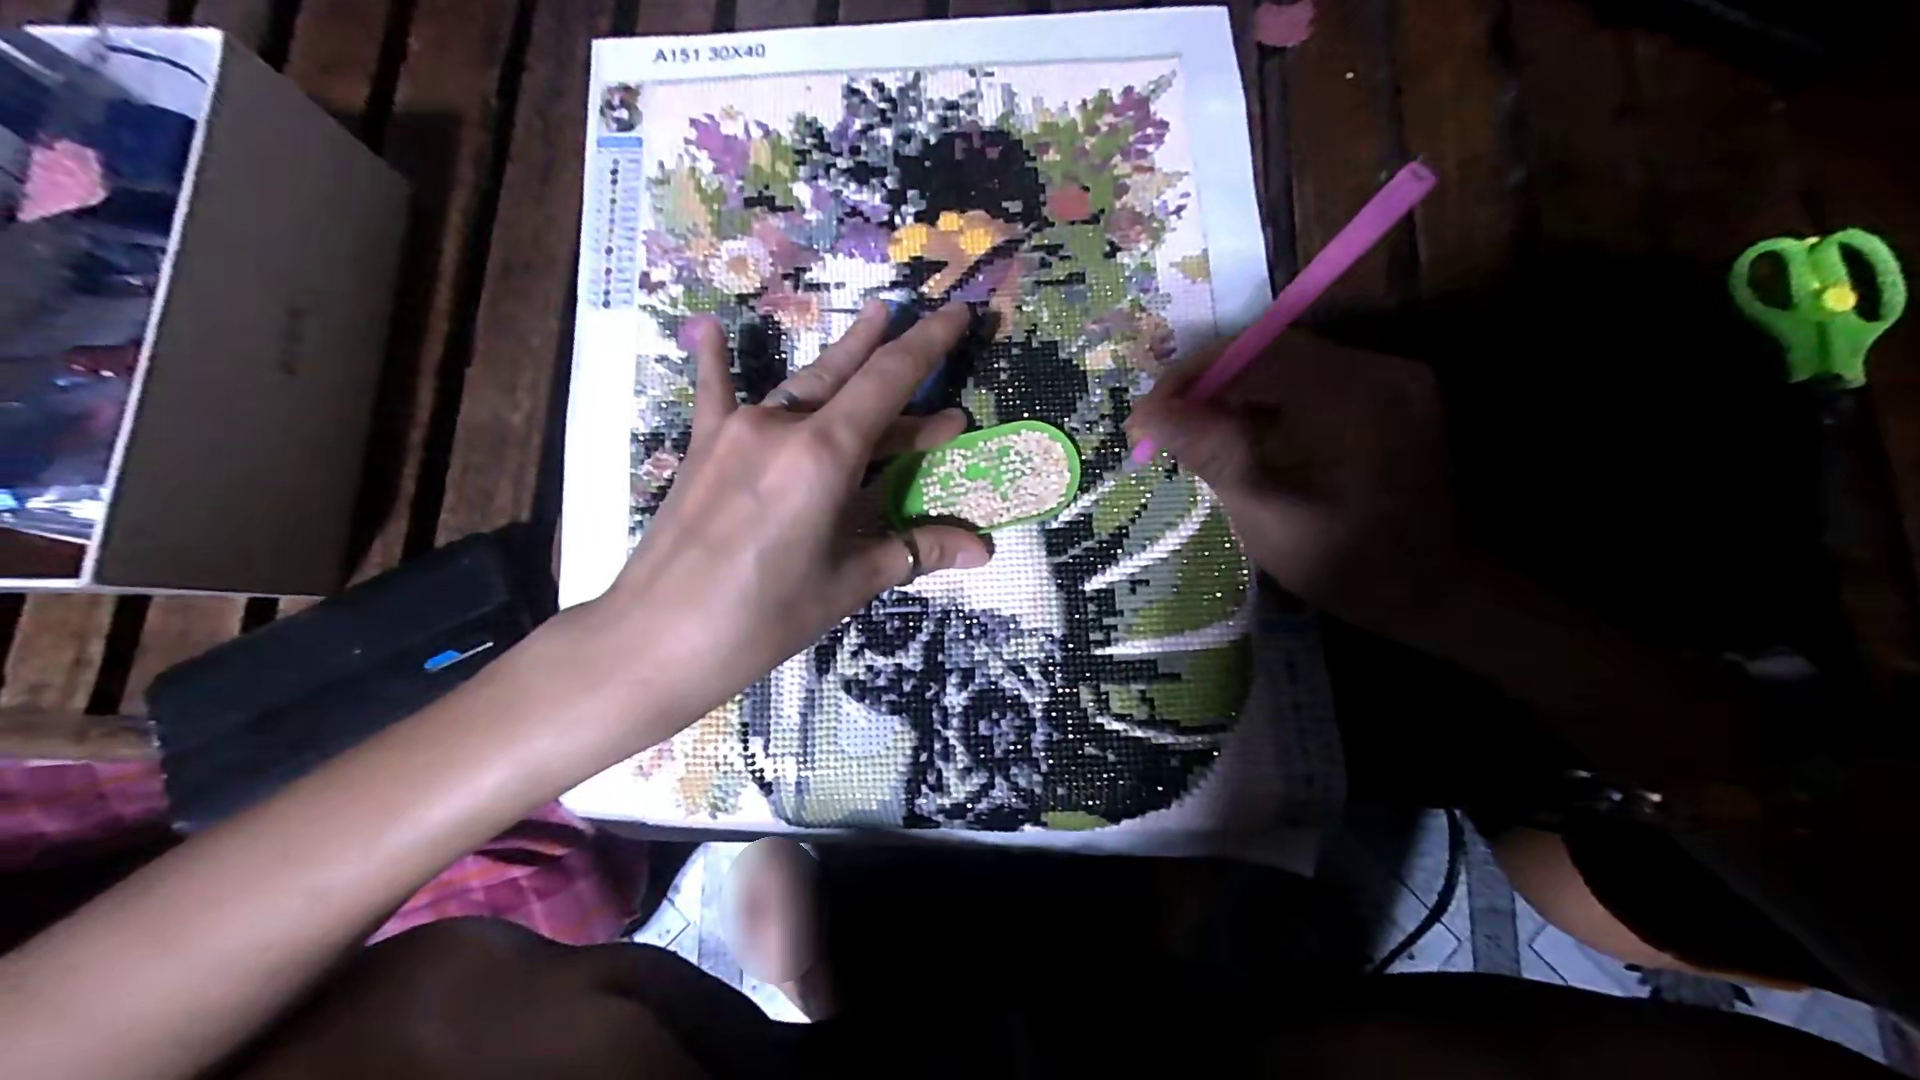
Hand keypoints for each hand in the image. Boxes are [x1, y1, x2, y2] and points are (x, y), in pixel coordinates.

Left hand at [585, 301, 991, 729]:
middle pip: (849, 374)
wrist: (654, 640)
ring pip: (802, 386)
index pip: (888, 381)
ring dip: (844, 359)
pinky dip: (718, 365)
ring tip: (875, 320)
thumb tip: (983, 548)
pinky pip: (717, 398)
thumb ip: (915, 550)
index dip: (928, 344)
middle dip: (895, 349)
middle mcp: (780, 425)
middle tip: (931, 323)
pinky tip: (709, 327)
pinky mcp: (702, 449)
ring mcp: (735, 432)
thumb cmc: (763, 617)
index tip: (956, 313)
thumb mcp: (848, 583)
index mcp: (823, 454)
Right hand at [1126, 334, 1473, 637]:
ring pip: (1283, 363)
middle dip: (1205, 384)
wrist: (1430, 589)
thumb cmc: (1343, 563)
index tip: (1145, 417)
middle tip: (1160, 425)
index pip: (1254, 354)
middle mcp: (1378, 370)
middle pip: (1268, 350)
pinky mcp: (1384, 392)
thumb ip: (1209, 451)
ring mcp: (1387, 378)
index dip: (1189, 377)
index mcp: (1354, 399)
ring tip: (1190, 434)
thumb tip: (1145, 413)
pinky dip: (1262, 402)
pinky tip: (1239, 436)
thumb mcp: (1264, 513)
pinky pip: (1306, 380)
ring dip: (1230, 393)